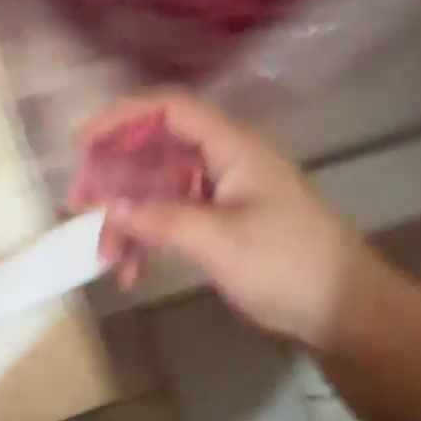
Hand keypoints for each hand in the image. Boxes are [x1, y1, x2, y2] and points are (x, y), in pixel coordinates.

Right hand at [83, 92, 374, 347]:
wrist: (342, 308)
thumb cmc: (288, 266)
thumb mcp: (220, 242)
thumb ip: (162, 220)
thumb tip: (111, 208)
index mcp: (232, 150)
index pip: (170, 111)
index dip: (122, 119)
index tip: (81, 144)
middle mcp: (224, 164)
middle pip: (156, 152)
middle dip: (114, 179)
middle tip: (79, 207)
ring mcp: (222, 196)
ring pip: (159, 193)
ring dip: (128, 221)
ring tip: (105, 258)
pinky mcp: (221, 226)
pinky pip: (172, 222)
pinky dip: (149, 242)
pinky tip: (132, 274)